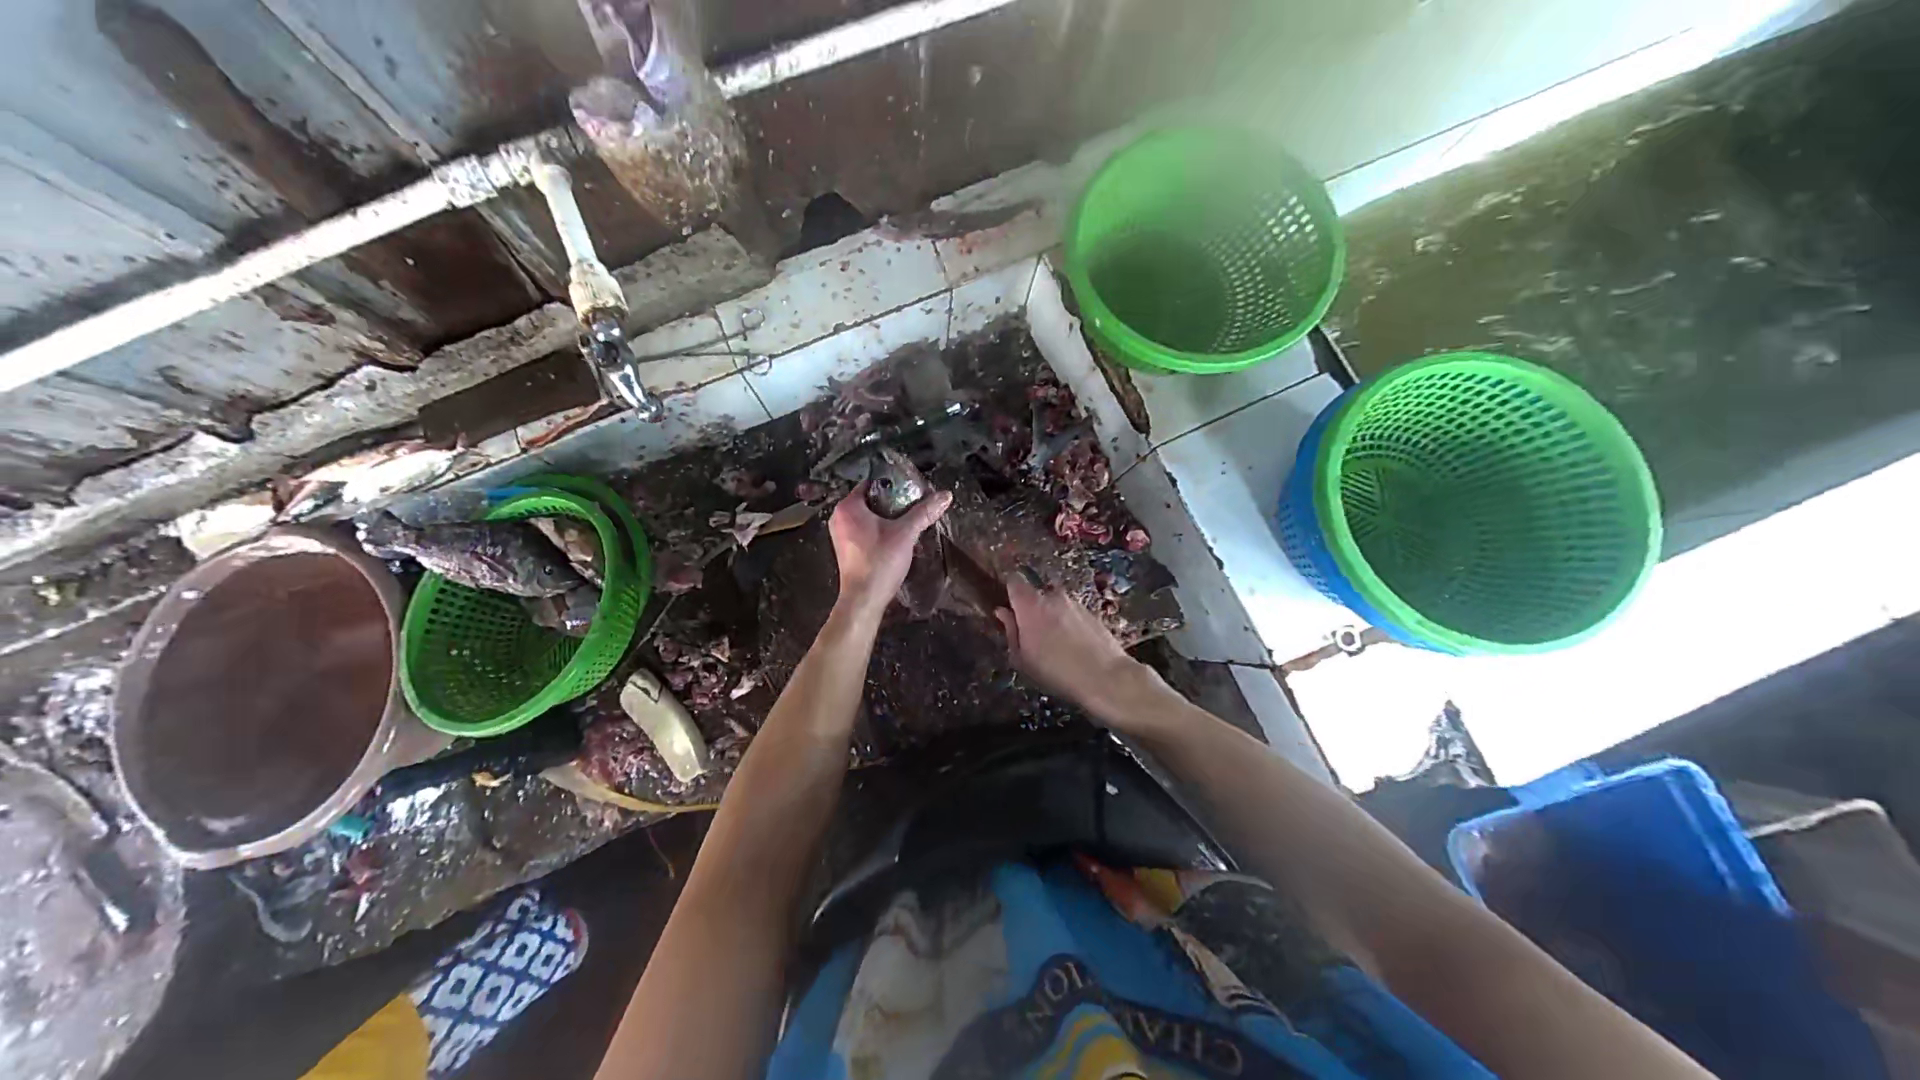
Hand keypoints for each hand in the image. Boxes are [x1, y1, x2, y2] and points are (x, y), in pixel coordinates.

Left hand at [828, 483, 951, 620]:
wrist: (863, 599)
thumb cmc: (880, 562)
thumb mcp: (906, 533)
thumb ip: (924, 512)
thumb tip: (946, 494)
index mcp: (848, 506)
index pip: (871, 483)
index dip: (893, 484)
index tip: (911, 489)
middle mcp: (839, 516)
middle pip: (869, 499)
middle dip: (891, 501)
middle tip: (913, 505)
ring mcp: (839, 533)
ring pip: (867, 515)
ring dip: (885, 516)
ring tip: (907, 520)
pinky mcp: (845, 548)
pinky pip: (862, 529)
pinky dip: (877, 529)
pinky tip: (894, 536)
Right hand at [995, 577, 1164, 731]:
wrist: (1105, 677)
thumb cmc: (1056, 671)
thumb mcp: (1022, 658)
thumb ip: (1011, 631)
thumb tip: (1003, 611)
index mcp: (1030, 604)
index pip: (1014, 580)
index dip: (1010, 590)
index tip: (1009, 607)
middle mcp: (1052, 596)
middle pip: (1037, 593)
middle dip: (1033, 608)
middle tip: (1032, 634)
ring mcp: (1075, 602)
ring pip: (1056, 603)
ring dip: (1053, 616)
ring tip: (1057, 644)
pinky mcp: (1092, 612)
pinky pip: (1072, 612)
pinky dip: (1070, 623)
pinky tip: (1075, 646)